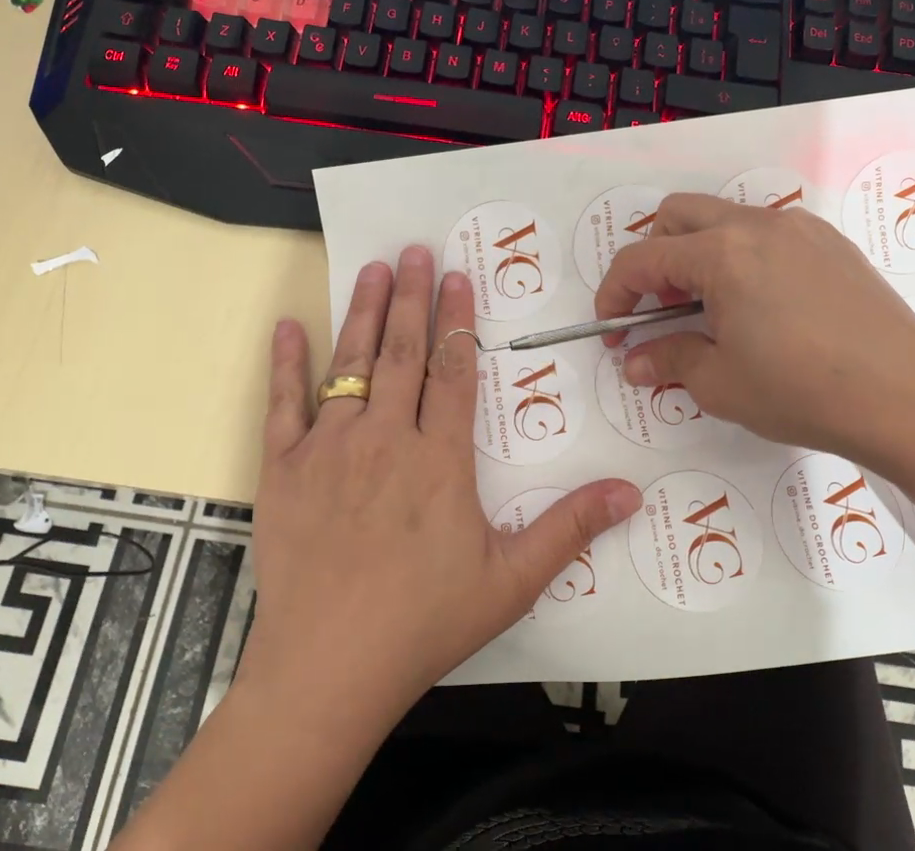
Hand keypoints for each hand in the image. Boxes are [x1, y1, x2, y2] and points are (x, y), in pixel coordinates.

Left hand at [245, 247, 640, 717]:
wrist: (330, 665)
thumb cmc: (425, 623)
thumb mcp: (511, 580)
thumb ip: (570, 529)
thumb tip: (632, 492)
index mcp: (439, 460)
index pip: (453, 371)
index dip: (457, 320)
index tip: (458, 277)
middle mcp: (384, 439)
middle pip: (401, 352)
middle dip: (410, 296)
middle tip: (414, 249)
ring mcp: (328, 449)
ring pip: (349, 365)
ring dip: (361, 312)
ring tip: (370, 268)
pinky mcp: (282, 470)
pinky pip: (283, 404)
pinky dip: (285, 362)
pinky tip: (288, 325)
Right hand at [595, 194, 914, 495]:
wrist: (907, 402)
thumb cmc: (803, 393)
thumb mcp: (721, 384)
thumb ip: (668, 359)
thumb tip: (635, 360)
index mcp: (724, 253)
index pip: (643, 258)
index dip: (615, 293)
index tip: (612, 328)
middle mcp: (761, 225)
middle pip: (678, 216)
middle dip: (655, 258)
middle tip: (662, 310)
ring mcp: (802, 230)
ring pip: (726, 220)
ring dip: (699, 256)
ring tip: (712, 313)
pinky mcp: (833, 246)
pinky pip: (768, 234)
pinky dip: (742, 258)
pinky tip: (761, 310)